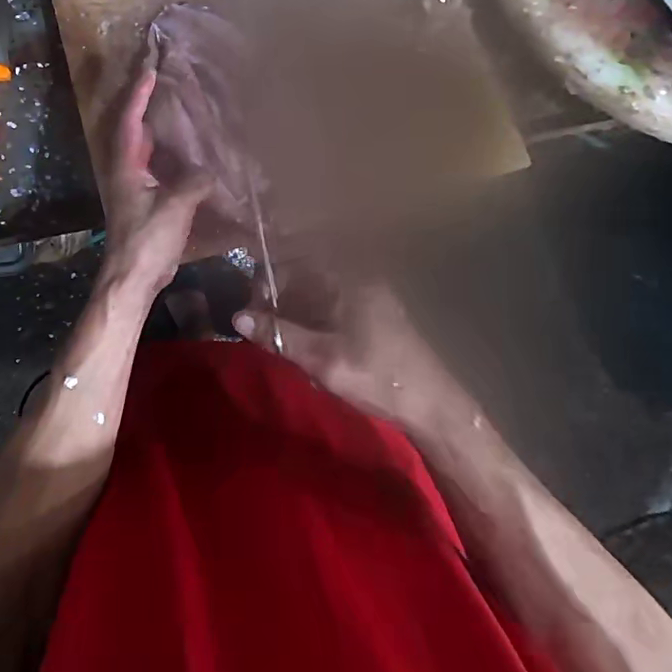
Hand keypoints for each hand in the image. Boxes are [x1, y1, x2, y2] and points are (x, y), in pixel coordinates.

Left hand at [99, 65, 212, 302]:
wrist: (133, 277)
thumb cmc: (147, 239)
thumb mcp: (174, 207)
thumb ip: (194, 182)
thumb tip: (210, 170)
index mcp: (125, 166)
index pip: (129, 121)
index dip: (138, 95)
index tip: (149, 71)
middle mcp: (126, 171)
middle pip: (134, 131)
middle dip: (145, 106)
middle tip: (164, 84)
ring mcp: (134, 187)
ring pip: (145, 150)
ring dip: (159, 130)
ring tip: (179, 111)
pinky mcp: (145, 201)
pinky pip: (157, 168)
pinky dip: (170, 156)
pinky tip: (190, 154)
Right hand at [233, 270, 464, 428]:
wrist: (436, 410)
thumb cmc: (378, 378)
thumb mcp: (321, 359)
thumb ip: (277, 335)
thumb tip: (236, 317)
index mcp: (347, 280)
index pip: (293, 261)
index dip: (265, 281)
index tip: (248, 307)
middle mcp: (357, 279)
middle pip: (301, 276)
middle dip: (277, 301)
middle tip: (259, 329)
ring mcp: (367, 296)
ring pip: (313, 294)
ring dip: (292, 315)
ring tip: (279, 342)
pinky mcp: (371, 315)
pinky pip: (328, 307)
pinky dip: (310, 322)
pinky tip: (304, 348)